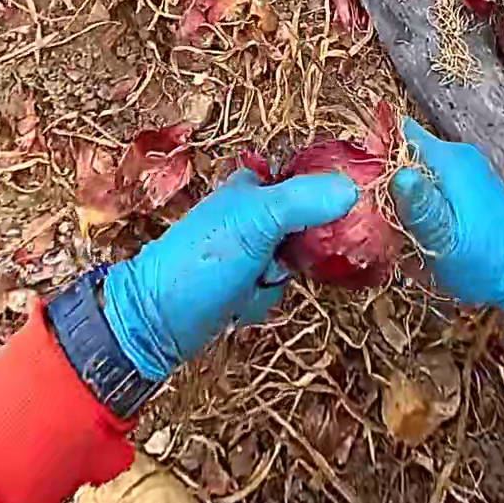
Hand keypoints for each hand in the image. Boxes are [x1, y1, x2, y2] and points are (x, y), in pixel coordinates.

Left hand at [100, 168, 357, 378]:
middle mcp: (257, 209)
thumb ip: (303, 200)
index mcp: (257, 182)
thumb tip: (352, 188)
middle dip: (302, 248)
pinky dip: (267, 297)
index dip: (331, 196)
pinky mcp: (249, 278)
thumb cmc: (200, 262)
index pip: (313, 176)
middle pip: (314, 221)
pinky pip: (281, 284)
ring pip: (300, 256)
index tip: (340, 217)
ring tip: (255, 281)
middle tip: (280, 258)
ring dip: (281, 277)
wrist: (151, 326)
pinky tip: (243, 301)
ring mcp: (253, 245)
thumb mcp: (256, 222)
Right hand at [391, 118, 503, 347]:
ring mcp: (466, 167)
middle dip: (384, 172)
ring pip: (418, 166)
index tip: (356, 174)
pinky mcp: (470, 183)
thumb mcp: (445, 239)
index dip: (374, 148)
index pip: (400, 132)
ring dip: (401, 188)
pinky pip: (433, 179)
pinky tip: (413, 222)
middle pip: (405, 149)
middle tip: (368, 205)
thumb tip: (396, 172)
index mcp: (448, 160)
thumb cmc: (485, 261)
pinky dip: (418, 195)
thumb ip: (420, 205)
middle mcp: (456, 154)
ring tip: (388, 218)